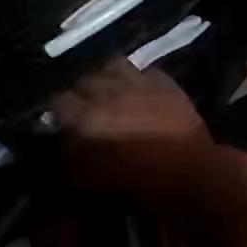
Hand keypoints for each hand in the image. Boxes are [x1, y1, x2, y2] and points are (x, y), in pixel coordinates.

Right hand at [49, 59, 214, 196]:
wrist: (188, 171)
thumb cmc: (137, 181)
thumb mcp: (91, 179)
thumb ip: (70, 157)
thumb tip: (63, 142)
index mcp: (86, 117)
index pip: (58, 100)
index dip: (58, 109)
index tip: (61, 119)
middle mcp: (108, 92)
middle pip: (84, 79)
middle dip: (81, 92)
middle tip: (86, 106)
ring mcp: (138, 81)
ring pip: (112, 65)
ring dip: (107, 75)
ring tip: (111, 89)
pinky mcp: (163, 80)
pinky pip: (144, 71)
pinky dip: (138, 79)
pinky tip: (140, 90)